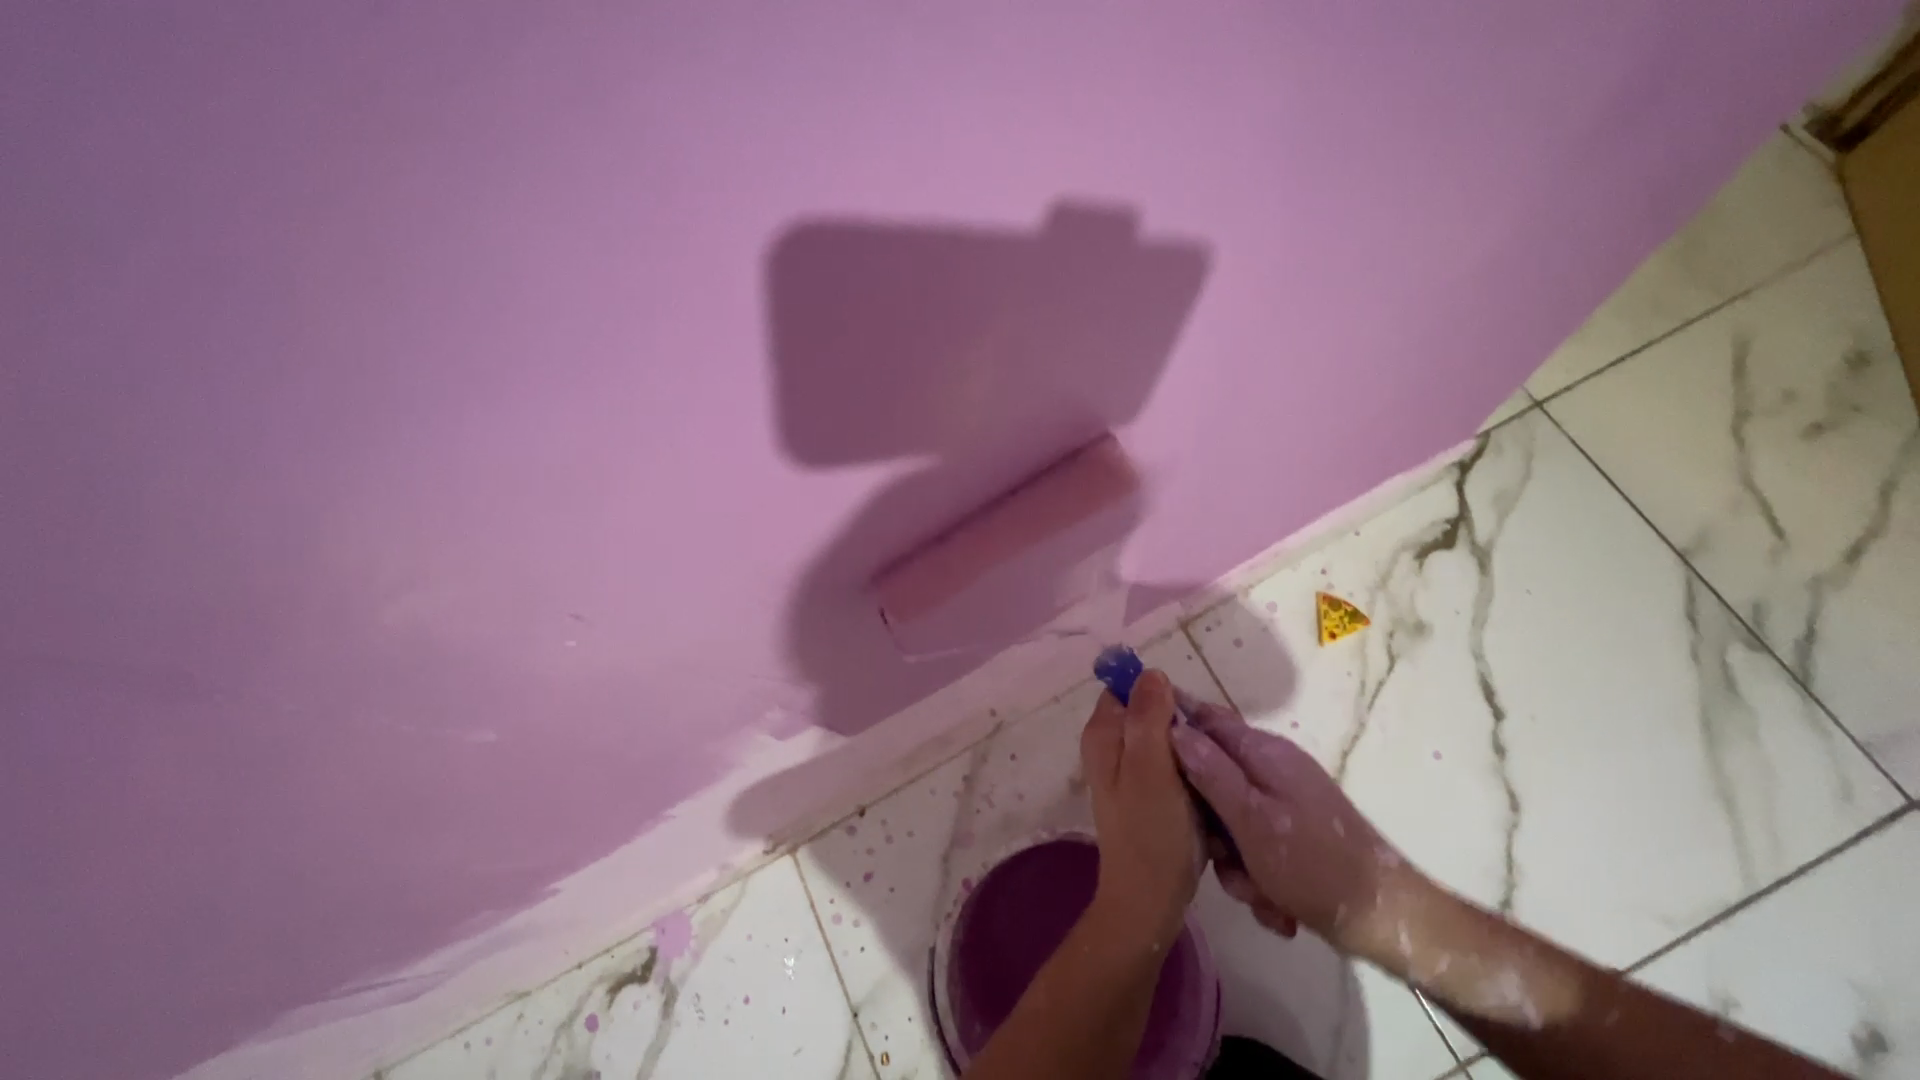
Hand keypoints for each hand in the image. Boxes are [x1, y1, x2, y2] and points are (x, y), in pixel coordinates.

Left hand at [1079, 670, 1204, 949]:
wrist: (1151, 898)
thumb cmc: (1150, 832)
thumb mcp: (1150, 767)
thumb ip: (1148, 718)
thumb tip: (1151, 673)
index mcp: (1102, 734)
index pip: (1129, 688)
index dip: (1161, 693)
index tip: (1190, 716)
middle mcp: (1110, 748)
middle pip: (1152, 712)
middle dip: (1183, 723)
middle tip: (1209, 747)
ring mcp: (1131, 772)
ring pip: (1168, 739)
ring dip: (1192, 749)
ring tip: (1213, 769)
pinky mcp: (1151, 794)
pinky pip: (1176, 765)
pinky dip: (1193, 771)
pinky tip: (1209, 789)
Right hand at [1168, 696, 1433, 963]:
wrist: (1382, 918)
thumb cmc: (1313, 865)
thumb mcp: (1252, 820)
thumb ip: (1210, 773)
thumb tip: (1173, 728)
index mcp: (1264, 753)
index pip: (1206, 719)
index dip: (1172, 724)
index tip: (1139, 742)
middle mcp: (1272, 770)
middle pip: (1210, 777)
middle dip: (1207, 821)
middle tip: (1216, 852)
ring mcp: (1283, 803)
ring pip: (1227, 820)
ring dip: (1234, 861)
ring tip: (1254, 889)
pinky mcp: (1291, 835)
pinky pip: (1252, 846)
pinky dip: (1256, 875)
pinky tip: (1273, 903)